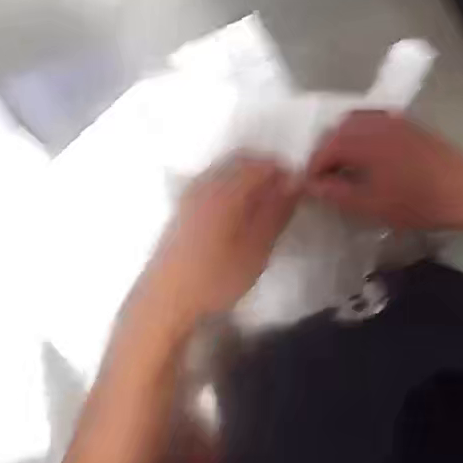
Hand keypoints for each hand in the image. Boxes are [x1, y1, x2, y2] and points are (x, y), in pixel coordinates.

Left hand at [133, 155, 300, 329]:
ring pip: (225, 170)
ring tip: (263, 208)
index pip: (261, 163)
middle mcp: (204, 184)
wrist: (165, 301)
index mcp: (225, 190)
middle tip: (283, 197)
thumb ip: (276, 212)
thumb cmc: (215, 279)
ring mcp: (189, 195)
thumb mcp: (256, 249)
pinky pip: (212, 182)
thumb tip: (293, 183)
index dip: (284, 171)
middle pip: (240, 160)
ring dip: (247, 179)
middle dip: (265, 172)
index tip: (298, 190)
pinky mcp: (181, 209)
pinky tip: (238, 216)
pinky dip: (231, 188)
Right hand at [307, 111, 462, 233]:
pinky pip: (375, 121)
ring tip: (344, 168)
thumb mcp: (371, 205)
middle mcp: (377, 122)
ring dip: (343, 141)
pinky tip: (368, 156)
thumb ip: (336, 193)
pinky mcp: (410, 125)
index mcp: (365, 139)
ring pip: (356, 122)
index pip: (325, 148)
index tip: (310, 187)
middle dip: (326, 152)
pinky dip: (362, 134)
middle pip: (338, 130)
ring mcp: (395, 120)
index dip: (313, 168)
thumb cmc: (417, 203)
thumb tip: (311, 185)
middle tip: (324, 178)